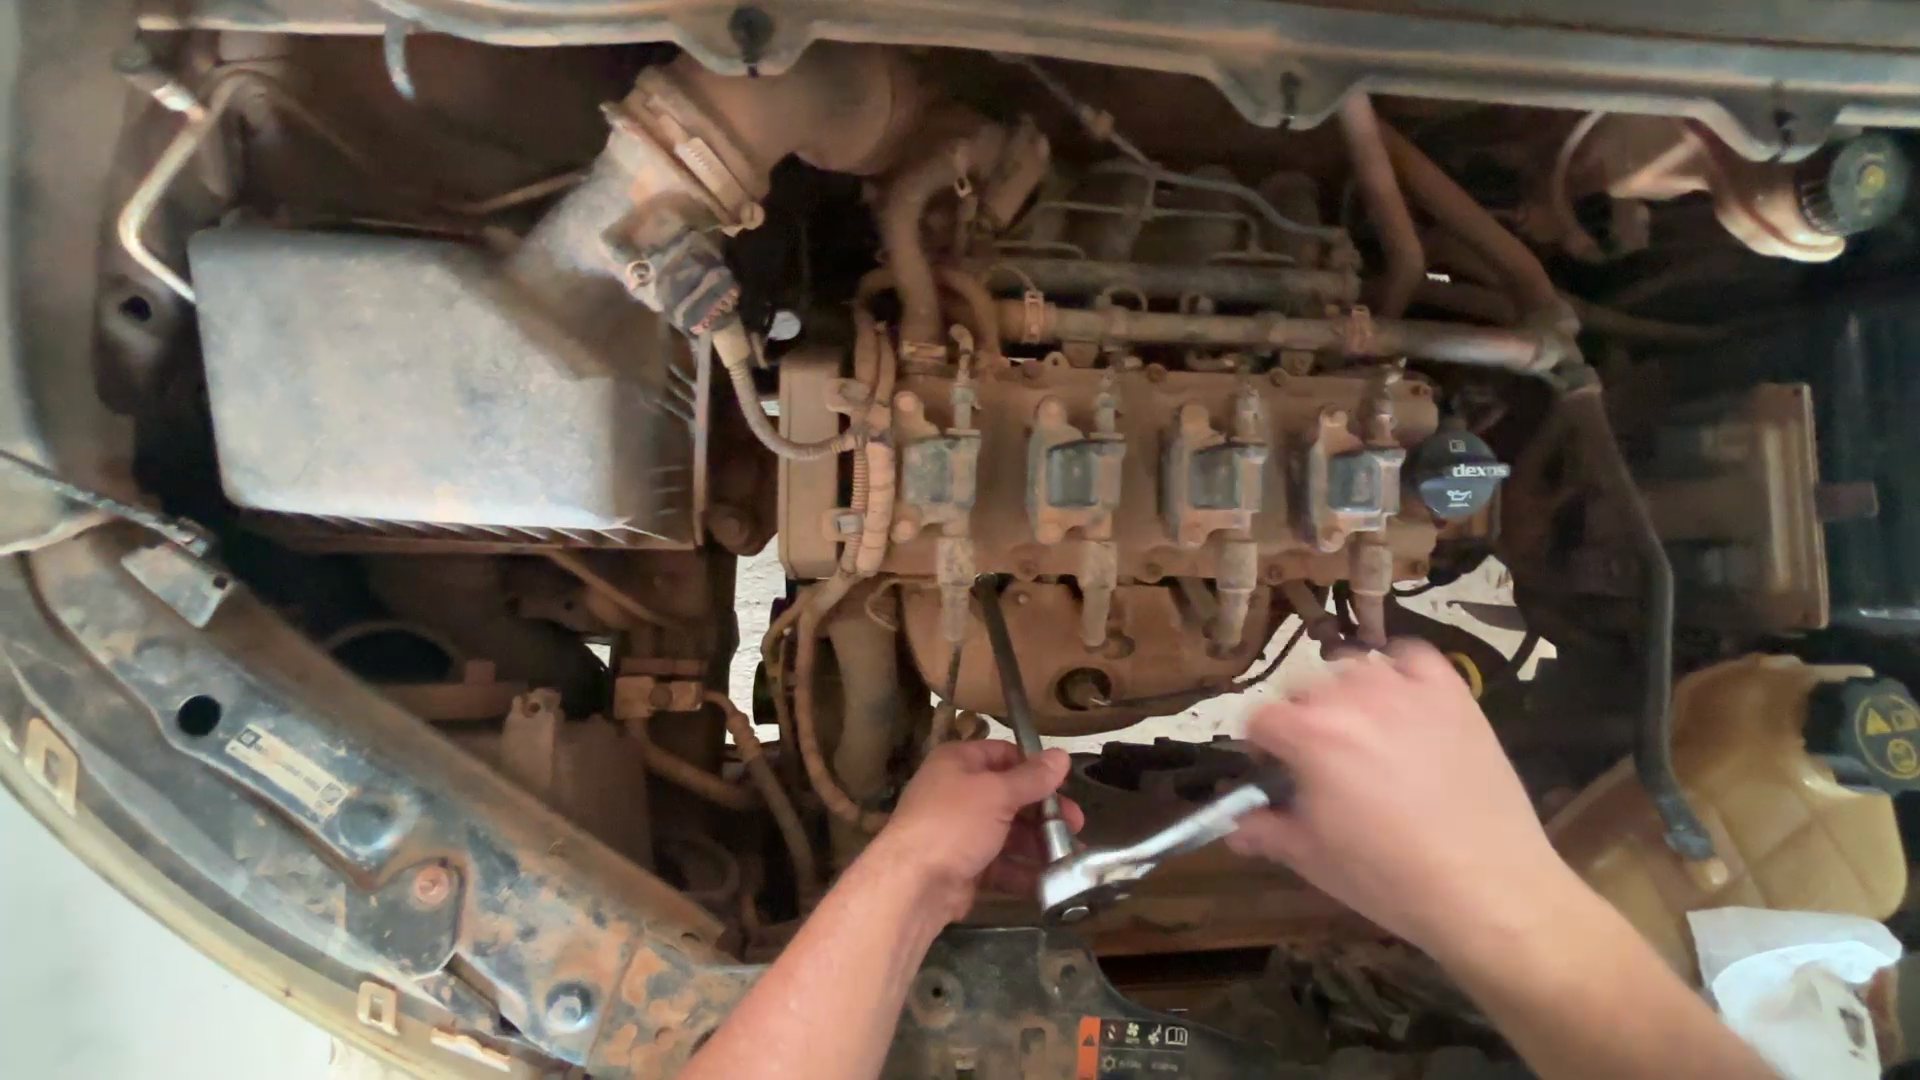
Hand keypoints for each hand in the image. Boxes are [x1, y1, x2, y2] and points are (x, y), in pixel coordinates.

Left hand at [864, 740, 1083, 922]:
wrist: (913, 884)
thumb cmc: (954, 823)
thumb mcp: (997, 794)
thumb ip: (1032, 778)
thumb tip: (1062, 755)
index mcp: (958, 763)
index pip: (1003, 754)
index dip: (1034, 767)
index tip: (1065, 784)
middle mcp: (958, 792)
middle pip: (1010, 796)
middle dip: (1043, 813)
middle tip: (1077, 825)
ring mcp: (960, 832)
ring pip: (1008, 833)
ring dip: (1039, 844)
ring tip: (1072, 857)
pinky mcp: (965, 866)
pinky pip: (1001, 864)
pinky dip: (1024, 871)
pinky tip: (1051, 879)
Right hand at [1228, 640, 1581, 959]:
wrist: (1493, 892)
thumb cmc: (1389, 878)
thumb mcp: (1310, 856)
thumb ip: (1262, 829)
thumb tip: (1231, 824)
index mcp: (1308, 733)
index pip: (1259, 718)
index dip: (1263, 749)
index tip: (1278, 773)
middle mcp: (1349, 698)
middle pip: (1300, 689)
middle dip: (1301, 720)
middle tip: (1323, 763)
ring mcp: (1404, 689)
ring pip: (1350, 669)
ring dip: (1344, 695)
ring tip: (1364, 734)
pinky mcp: (1451, 693)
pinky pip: (1409, 656)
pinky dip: (1397, 670)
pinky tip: (1400, 700)